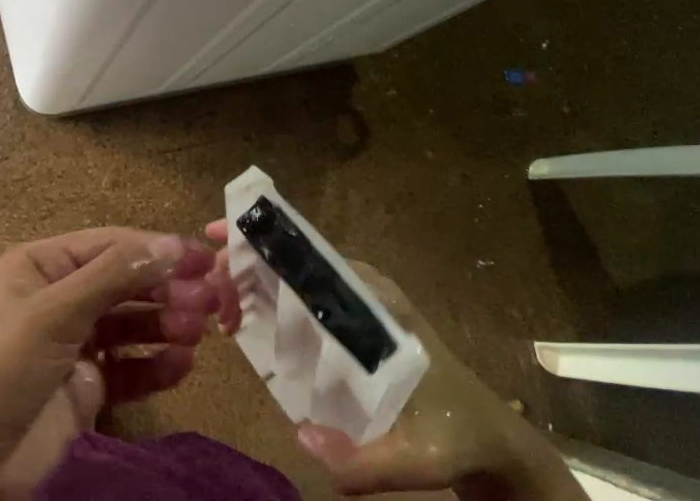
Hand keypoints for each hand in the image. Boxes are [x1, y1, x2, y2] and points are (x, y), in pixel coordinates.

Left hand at [0, 227, 218, 500]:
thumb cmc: (2, 368)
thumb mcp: (52, 313)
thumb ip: (113, 276)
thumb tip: (171, 243)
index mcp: (42, 265)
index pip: (109, 246)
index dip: (156, 249)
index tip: (204, 260)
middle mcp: (59, 297)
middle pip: (124, 283)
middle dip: (165, 288)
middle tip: (210, 303)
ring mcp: (74, 344)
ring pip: (132, 323)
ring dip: (166, 323)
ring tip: (196, 333)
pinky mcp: (87, 387)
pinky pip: (131, 368)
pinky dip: (157, 364)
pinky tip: (181, 365)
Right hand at [204, 221, 583, 500]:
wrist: (492, 441)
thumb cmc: (456, 439)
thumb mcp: (421, 460)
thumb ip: (366, 460)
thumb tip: (301, 436)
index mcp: (378, 305)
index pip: (312, 257)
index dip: (262, 242)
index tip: (217, 239)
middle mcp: (364, 292)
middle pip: (292, 260)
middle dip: (243, 264)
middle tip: (207, 294)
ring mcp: (356, 304)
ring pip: (290, 274)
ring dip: (248, 279)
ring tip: (217, 308)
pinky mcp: (350, 320)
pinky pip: (297, 294)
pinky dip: (263, 296)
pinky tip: (238, 318)